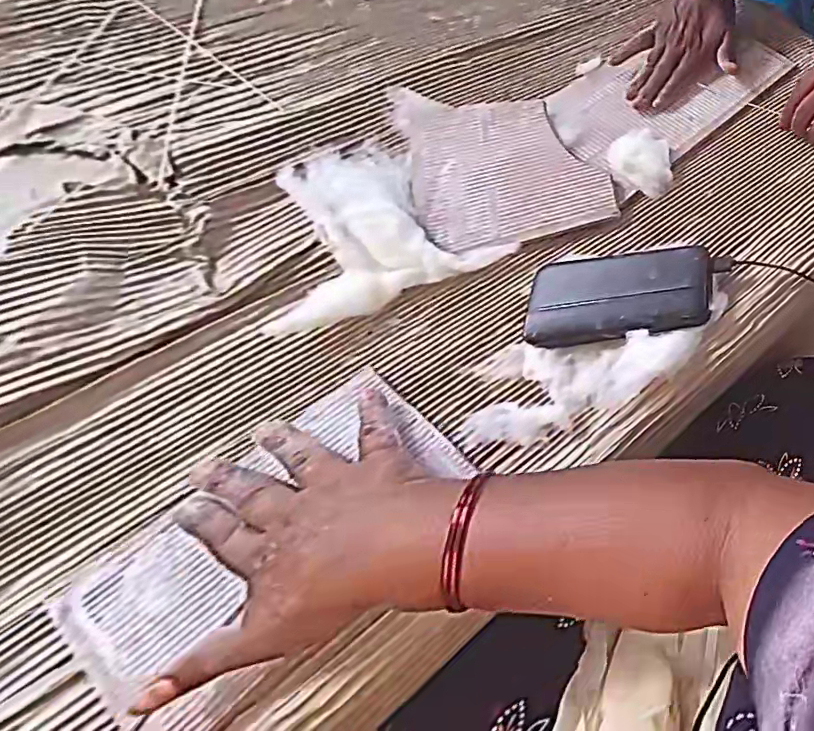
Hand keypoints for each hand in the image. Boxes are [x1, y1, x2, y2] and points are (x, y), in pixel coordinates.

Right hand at [129, 392, 454, 716]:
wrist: (394, 551)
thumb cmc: (340, 591)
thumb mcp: (263, 639)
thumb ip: (205, 662)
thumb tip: (146, 698)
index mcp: (268, 553)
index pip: (226, 540)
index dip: (205, 526)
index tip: (186, 511)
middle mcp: (298, 511)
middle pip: (256, 495)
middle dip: (230, 483)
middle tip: (207, 466)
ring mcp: (340, 483)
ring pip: (306, 459)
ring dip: (287, 444)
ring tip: (268, 429)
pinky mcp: (382, 464)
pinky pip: (377, 432)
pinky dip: (373, 410)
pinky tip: (368, 390)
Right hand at [622, 0, 737, 109]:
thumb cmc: (719, 10)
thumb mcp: (729, 31)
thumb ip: (726, 52)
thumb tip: (732, 70)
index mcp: (695, 49)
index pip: (678, 76)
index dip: (667, 91)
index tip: (656, 105)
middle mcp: (676, 45)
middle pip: (660, 72)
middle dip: (648, 91)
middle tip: (637, 107)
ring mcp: (663, 35)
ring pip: (648, 61)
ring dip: (638, 79)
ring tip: (628, 95)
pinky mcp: (655, 26)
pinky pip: (638, 39)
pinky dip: (626, 49)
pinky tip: (614, 61)